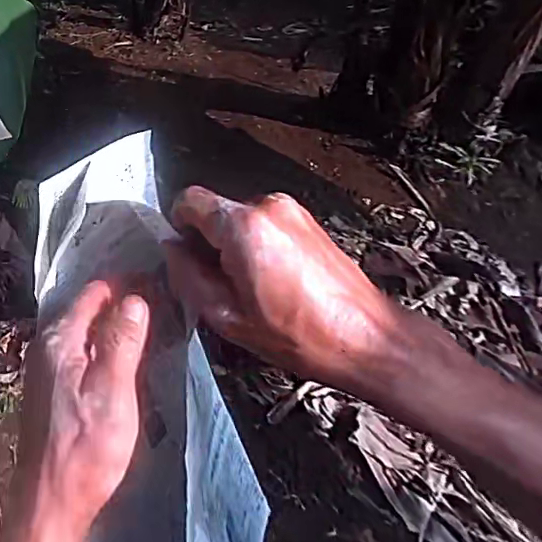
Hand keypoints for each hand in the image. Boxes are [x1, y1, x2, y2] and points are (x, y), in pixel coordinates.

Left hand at [17, 278, 150, 537]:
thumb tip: (134, 298)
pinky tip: (124, 356)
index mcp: (59, 340)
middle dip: (120, 300)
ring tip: (151, 322)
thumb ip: (121, 344)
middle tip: (161, 298)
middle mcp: (45, 346)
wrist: (50, 500)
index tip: (159, 280)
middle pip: (86, 309)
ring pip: (83, 330)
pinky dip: (103, 344)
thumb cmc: (85, 449)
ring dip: (113, 324)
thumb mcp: (112, 393)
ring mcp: (45, 366)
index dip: (126, 284)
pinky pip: (80, 350)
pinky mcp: (51, 387)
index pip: (93, 294)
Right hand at [161, 185, 446, 399]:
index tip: (185, 253)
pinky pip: (262, 223)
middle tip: (217, 279)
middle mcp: (267, 207)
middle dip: (207, 239)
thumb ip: (186, 275)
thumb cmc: (302, 334)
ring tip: (248, 283)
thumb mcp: (224, 314)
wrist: (368, 341)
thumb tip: (172, 251)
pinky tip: (269, 279)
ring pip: (236, 217)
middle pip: (213, 210)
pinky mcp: (307, 221)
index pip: (188, 200)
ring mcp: (291, 212)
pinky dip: (255, 244)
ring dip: (232, 243)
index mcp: (242, 226)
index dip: (178, 227)